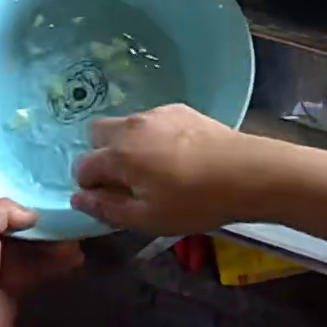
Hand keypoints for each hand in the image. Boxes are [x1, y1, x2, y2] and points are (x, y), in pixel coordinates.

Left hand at [0, 199, 82, 326]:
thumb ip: (0, 212)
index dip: (13, 187)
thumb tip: (32, 212)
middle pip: (14, 220)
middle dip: (39, 214)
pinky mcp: (14, 287)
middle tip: (69, 206)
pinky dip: (55, 261)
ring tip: (79, 231)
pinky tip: (76, 256)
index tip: (42, 176)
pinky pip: (38, 267)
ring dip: (52, 239)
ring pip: (29, 244)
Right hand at [71, 104, 269, 233]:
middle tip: (125, 180)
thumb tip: (77, 198)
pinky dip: (151, 135)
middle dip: (100, 154)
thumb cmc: (195, 202)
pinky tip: (177, 155)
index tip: (108, 199)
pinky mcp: (177, 108)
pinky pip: (150, 120)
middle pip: (95, 133)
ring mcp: (153, 114)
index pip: (82, 165)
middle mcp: (128, 126)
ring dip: (126, 144)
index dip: (88, 185)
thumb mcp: (148, 218)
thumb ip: (107, 208)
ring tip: (155, 168)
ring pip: (124, 125)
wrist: (248, 172)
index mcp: (117, 154)